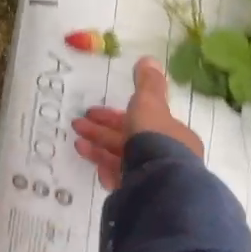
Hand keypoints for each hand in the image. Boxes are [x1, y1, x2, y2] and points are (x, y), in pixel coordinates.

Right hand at [71, 56, 203, 189]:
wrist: (161, 180)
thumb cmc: (155, 137)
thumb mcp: (149, 103)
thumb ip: (148, 84)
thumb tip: (150, 58)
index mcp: (173, 134)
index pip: (141, 122)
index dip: (115, 116)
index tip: (92, 113)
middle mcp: (169, 156)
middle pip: (129, 140)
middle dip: (101, 132)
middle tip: (77, 126)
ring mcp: (157, 176)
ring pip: (123, 159)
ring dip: (99, 149)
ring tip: (78, 145)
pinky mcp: (146, 193)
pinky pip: (123, 179)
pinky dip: (109, 171)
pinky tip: (97, 168)